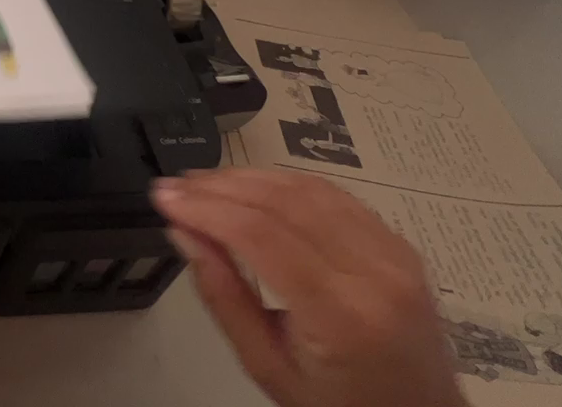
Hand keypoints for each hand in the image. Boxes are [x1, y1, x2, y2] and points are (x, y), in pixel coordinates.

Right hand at [154, 169, 466, 406]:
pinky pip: (330, 194)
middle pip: (282, 204)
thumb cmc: (335, 401)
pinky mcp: (397, 242)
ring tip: (202, 183)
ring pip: (304, 189)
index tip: (163, 196)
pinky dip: (281, 181)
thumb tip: (183, 231)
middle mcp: (375, 275)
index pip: (260, 236)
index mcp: (343, 317)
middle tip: (174, 186)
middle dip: (218, 187)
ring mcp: (394, 253)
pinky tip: (249, 185)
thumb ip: (223, 295)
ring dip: (245, 177)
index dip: (205, 207)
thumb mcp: (266, 364)